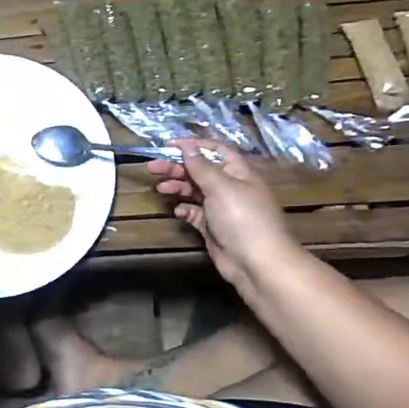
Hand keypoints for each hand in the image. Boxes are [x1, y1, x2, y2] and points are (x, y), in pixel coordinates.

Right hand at [147, 138, 301, 291]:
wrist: (256, 262)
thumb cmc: (242, 218)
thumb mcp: (221, 187)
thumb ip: (201, 166)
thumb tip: (187, 146)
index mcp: (239, 173)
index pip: (215, 151)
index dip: (194, 146)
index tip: (168, 145)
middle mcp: (230, 188)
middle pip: (200, 171)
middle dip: (177, 168)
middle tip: (153, 168)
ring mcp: (221, 208)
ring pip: (195, 191)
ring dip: (178, 187)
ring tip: (160, 188)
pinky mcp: (213, 227)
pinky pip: (195, 213)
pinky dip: (184, 209)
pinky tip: (177, 211)